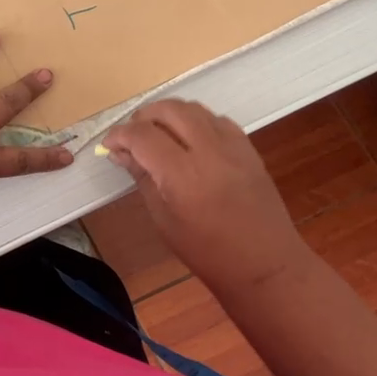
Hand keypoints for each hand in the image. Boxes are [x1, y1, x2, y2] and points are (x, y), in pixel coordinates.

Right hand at [101, 100, 315, 291]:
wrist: (267, 267)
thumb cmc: (207, 252)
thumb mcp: (163, 219)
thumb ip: (142, 178)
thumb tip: (120, 153)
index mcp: (183, 175)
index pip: (142, 135)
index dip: (119, 135)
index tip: (109, 145)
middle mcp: (210, 153)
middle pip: (170, 110)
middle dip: (143, 117)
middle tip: (132, 136)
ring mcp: (234, 149)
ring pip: (195, 109)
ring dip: (170, 114)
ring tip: (158, 134)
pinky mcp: (250, 152)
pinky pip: (218, 121)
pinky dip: (197, 122)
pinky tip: (190, 141)